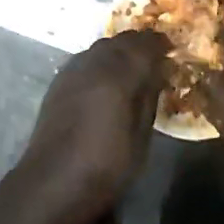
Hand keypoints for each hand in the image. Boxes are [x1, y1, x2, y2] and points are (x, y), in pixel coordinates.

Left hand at [14, 30, 169, 223]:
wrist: (52, 182)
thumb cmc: (105, 166)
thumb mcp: (140, 137)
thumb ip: (148, 97)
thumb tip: (157, 72)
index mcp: (119, 74)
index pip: (145, 44)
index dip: (160, 44)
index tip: (171, 50)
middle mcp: (95, 61)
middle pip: (122, 40)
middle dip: (140, 45)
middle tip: (154, 58)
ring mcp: (74, 68)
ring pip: (102, 46)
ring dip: (119, 51)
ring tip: (131, 68)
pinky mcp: (59, 80)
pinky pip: (87, 58)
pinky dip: (101, 61)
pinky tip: (105, 80)